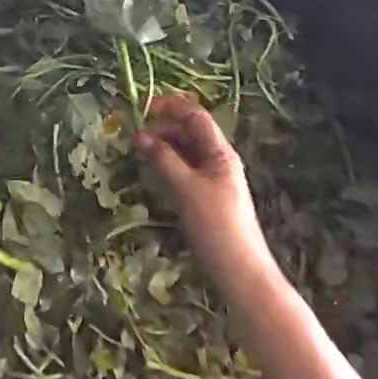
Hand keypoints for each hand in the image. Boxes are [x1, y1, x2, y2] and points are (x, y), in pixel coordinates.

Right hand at [135, 94, 270, 276]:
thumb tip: (140, 135)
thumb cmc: (216, 224)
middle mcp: (218, 160)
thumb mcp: (185, 187)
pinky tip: (152, 170)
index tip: (144, 109)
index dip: (171, 107)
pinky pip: (183, 167)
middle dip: (162, 127)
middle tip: (137, 136)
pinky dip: (166, 162)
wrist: (240, 271)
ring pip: (184, 149)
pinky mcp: (205, 193)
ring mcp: (212, 177)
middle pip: (189, 130)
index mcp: (220, 153)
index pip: (196, 116)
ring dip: (162, 145)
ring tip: (140, 151)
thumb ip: (163, 158)